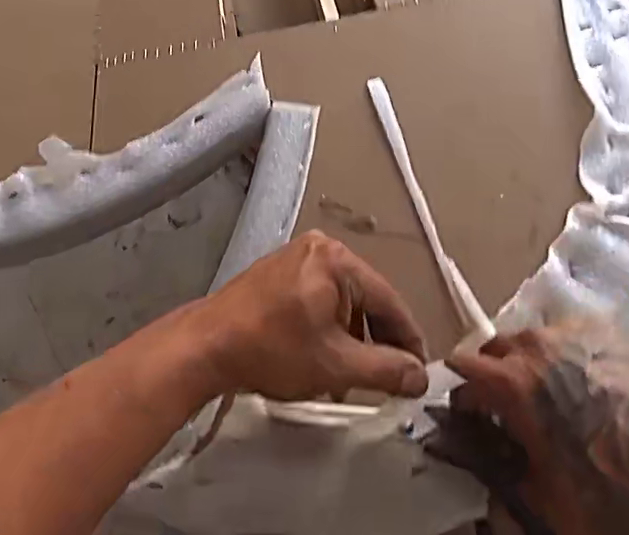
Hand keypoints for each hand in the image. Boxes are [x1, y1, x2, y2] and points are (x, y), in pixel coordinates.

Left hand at [186, 231, 429, 400]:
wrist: (208, 345)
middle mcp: (318, 248)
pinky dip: (328, 327)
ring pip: (342, 300)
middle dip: (377, 340)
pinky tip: (325, 358)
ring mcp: (295, 257)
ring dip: (353, 337)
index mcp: (336, 259)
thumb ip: (386, 369)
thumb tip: (419, 375)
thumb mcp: (337, 365)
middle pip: (366, 298)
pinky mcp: (278, 272)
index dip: (409, 340)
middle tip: (390, 380)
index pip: (389, 300)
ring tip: (353, 377)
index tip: (420, 375)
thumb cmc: (273, 349)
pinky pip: (319, 297)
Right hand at [450, 321, 628, 534]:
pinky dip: (562, 355)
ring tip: (549, 398)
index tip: (469, 413)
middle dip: (492, 376)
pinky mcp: (602, 332)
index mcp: (513, 385)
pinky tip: (582, 385)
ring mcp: (568, 334)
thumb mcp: (549, 507)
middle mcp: (534, 348)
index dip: (461, 395)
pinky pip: (563, 335)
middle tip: (509, 410)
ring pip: (528, 339)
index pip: (459, 369)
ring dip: (526, 363)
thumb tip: (484, 485)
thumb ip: (502, 485)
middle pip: (491, 348)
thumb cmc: (624, 497)